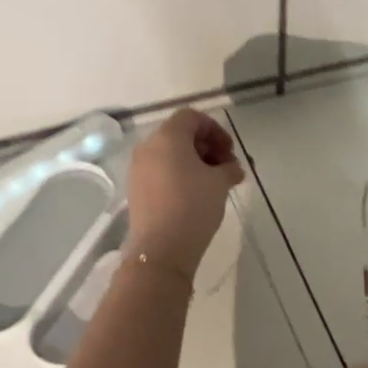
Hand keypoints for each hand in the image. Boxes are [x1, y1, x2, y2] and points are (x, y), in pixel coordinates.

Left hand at [124, 109, 245, 273]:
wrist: (161, 249)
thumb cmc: (193, 207)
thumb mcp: (219, 184)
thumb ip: (229, 168)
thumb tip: (232, 168)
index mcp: (168, 137)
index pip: (191, 117)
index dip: (215, 129)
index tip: (230, 151)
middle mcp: (148, 147)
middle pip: (179, 134)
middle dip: (206, 146)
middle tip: (226, 167)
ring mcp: (138, 169)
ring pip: (169, 154)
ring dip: (193, 162)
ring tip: (213, 183)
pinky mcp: (136, 189)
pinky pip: (160, 171)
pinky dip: (178, 175)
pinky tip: (194, 195)